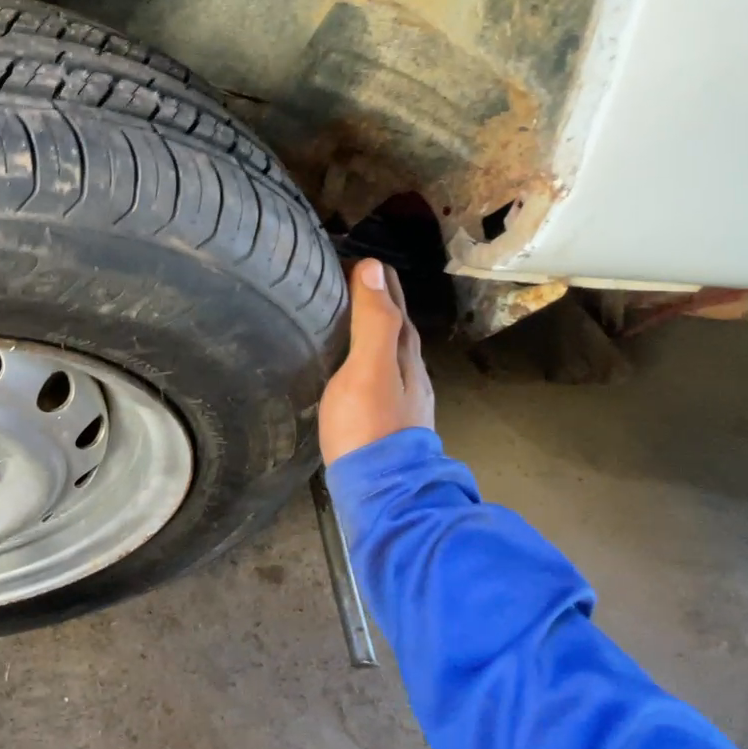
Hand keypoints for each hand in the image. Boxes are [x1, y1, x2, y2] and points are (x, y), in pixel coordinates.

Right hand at [319, 258, 435, 462]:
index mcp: (405, 355)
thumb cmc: (369, 425)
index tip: (355, 259)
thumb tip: (374, 268)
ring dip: (367, 330)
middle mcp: (408, 372)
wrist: (381, 489)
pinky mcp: (380, 419)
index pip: (394, 305)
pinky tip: (342, 368)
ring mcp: (397, 398)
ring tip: (339, 318)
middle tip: (346, 280)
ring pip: (384, 351)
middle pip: (393, 327)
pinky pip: (370, 373)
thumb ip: (372, 322)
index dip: (377, 282)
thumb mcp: (368, 369)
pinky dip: (359, 358)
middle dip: (375, 301)